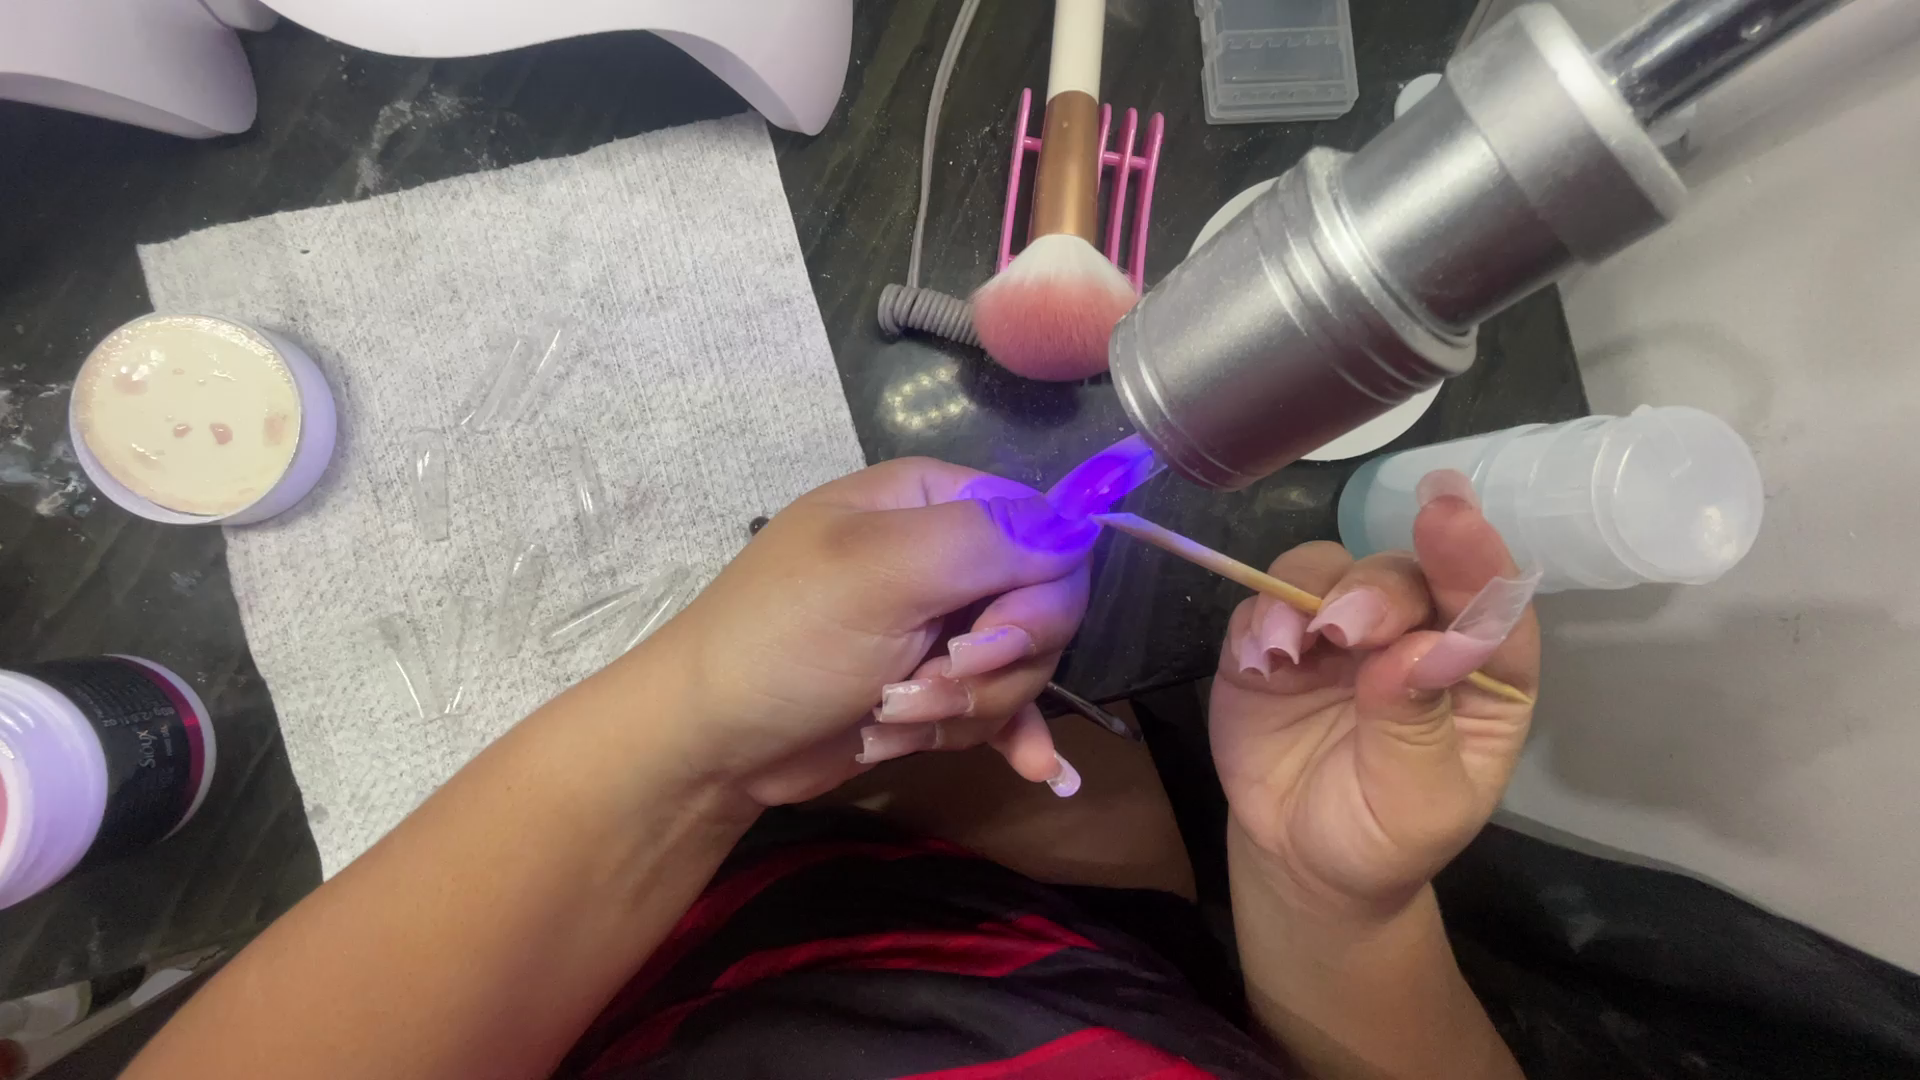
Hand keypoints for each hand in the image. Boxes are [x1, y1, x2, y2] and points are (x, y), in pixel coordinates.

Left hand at [630, 458, 1096, 806]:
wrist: (713, 740)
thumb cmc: (784, 639)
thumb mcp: (880, 572)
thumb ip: (987, 539)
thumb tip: (1081, 527)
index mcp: (934, 503)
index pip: (1043, 529)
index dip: (1036, 590)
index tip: (983, 639)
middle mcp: (947, 557)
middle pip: (1041, 606)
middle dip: (993, 662)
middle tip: (928, 683)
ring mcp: (942, 625)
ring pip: (1020, 667)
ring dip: (964, 705)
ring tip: (890, 716)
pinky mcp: (936, 684)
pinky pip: (1003, 705)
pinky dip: (1008, 733)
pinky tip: (1035, 767)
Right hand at [1210, 474, 1540, 920]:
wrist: (1297, 856)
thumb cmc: (1380, 835)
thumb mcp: (1416, 802)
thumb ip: (1417, 725)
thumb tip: (1420, 649)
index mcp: (1472, 677)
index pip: (1486, 606)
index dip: (1471, 559)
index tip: (1446, 514)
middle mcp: (1404, 639)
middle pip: (1396, 575)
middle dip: (1372, 589)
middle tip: (1340, 629)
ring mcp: (1331, 636)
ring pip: (1323, 571)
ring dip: (1304, 593)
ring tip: (1285, 649)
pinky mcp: (1269, 642)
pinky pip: (1260, 604)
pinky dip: (1256, 619)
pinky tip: (1258, 662)